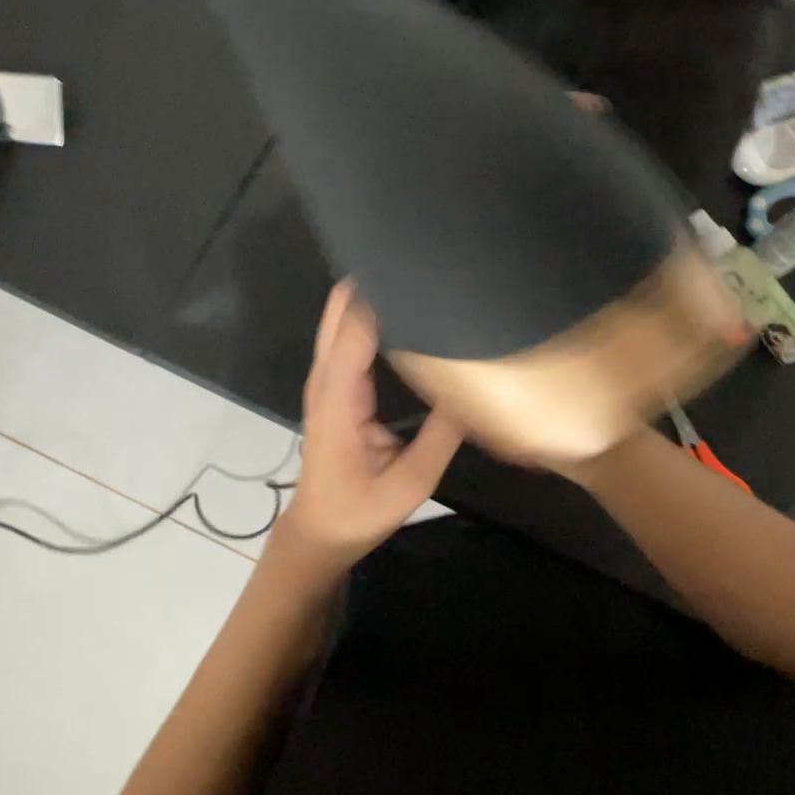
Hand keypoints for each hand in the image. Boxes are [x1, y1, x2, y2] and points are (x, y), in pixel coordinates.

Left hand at [275, 283, 463, 565]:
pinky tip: (407, 308)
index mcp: (340, 397)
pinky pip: (349, 333)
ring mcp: (326, 378)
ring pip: (342, 316)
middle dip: (375, 281)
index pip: (357, 328)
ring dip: (373, 294)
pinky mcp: (334, 383)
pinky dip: (371, 313)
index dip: (384, 294)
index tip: (422, 269)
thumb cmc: (359, 511)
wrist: (319, 533)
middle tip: (424, 262)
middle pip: (342, 309)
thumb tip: (475, 388)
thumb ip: (442, 435)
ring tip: (420, 277)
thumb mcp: (411, 482)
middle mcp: (326, 377)